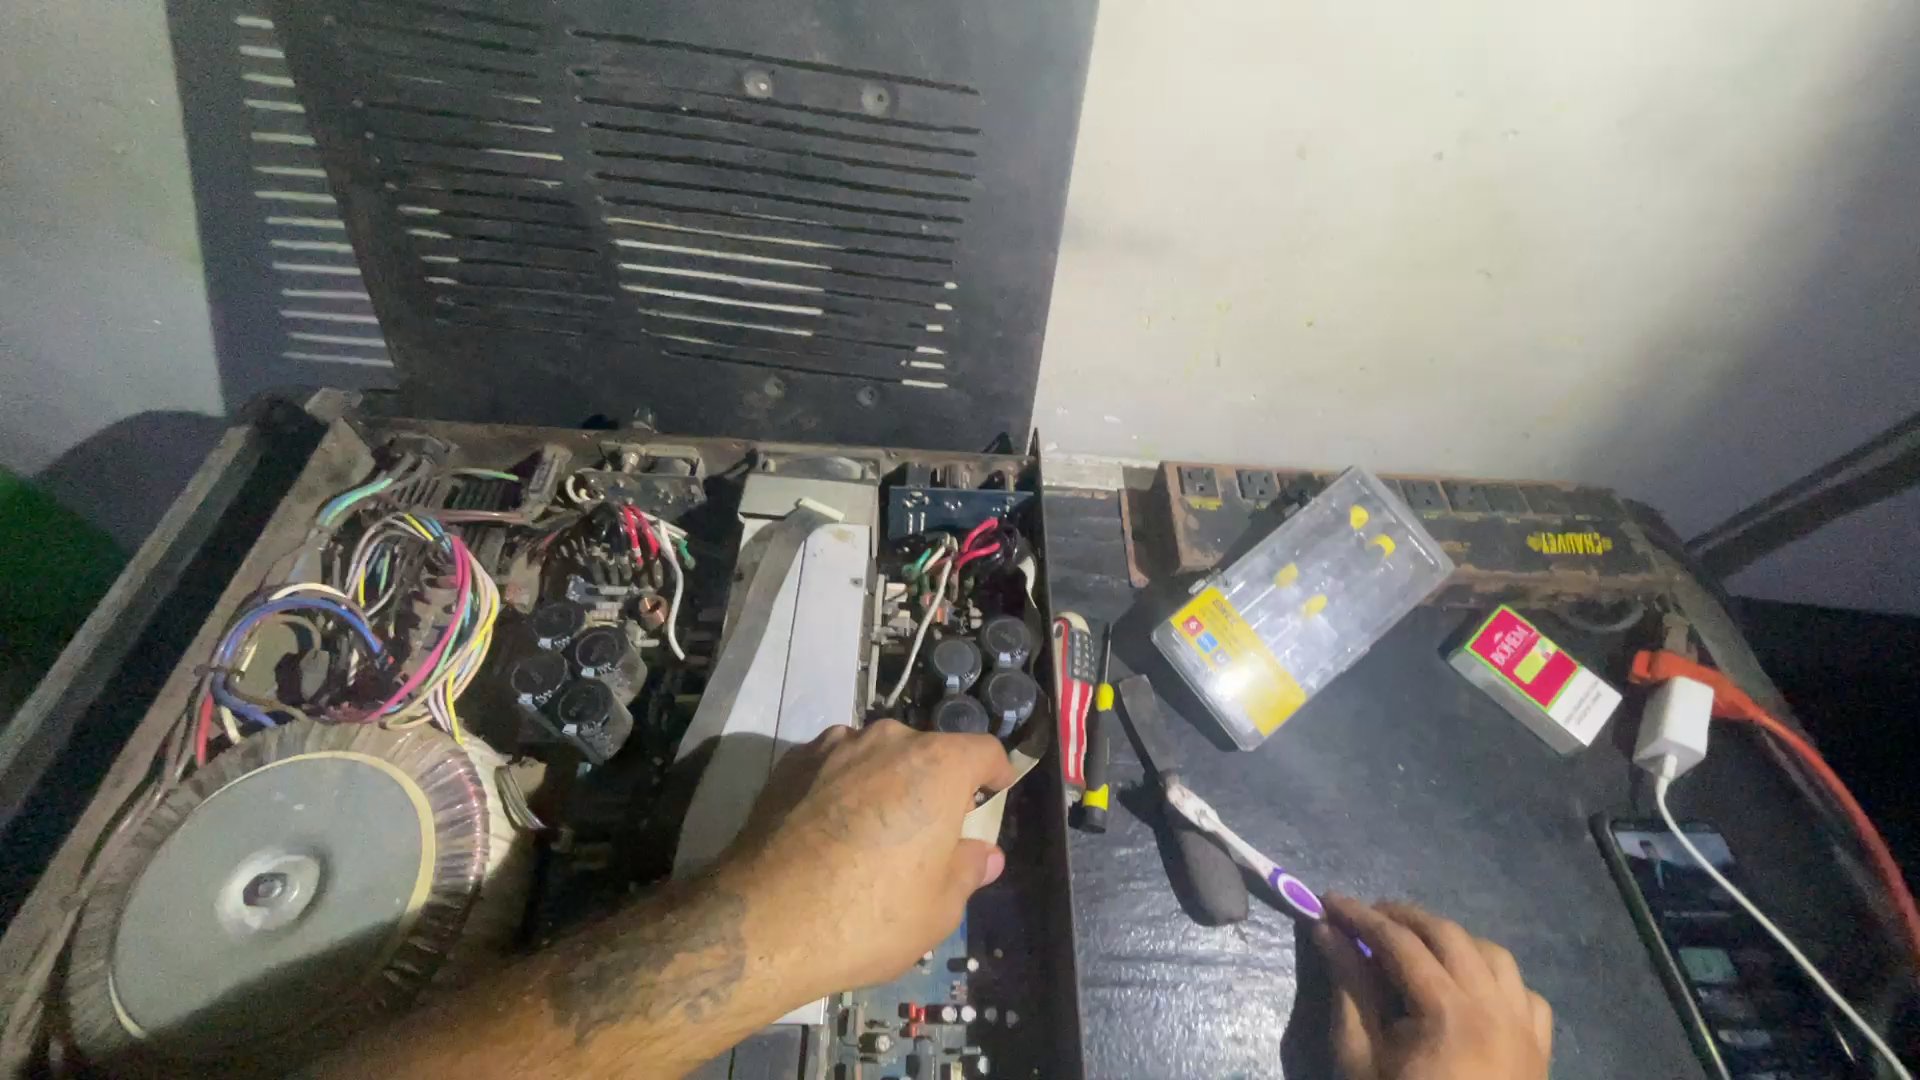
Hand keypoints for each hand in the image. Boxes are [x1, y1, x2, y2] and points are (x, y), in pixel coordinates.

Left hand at [718, 720, 1014, 1000]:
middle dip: (935, 783)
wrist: (764, 921)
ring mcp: (836, 744)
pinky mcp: (793, 760)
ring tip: (870, 831)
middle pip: (928, 751)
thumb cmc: (869, 916)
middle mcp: (889, 739)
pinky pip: (834, 764)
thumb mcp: (938, 909)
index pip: (984, 750)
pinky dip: (841, 785)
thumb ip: (968, 870)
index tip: (991, 797)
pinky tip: (827, 830)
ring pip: (877, 755)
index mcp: (937, 765)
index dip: (994, 774)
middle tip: (926, 831)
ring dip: (885, 780)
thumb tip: (985, 854)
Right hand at [1314, 895, 1551, 1079]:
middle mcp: (1495, 1011)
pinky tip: (1467, 989)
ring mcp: (1525, 1033)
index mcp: (1449, 1013)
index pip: (1398, 940)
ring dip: (1450, 940)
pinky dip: (1495, 979)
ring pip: (1493, 956)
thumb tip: (1327, 930)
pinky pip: (1526, 996)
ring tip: (1414, 947)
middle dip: (1400, 916)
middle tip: (1362, 918)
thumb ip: (1348, 986)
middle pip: (1448, 935)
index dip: (1358, 915)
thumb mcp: (1360, 1056)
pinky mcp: (1540, 1056)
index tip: (1326, 900)